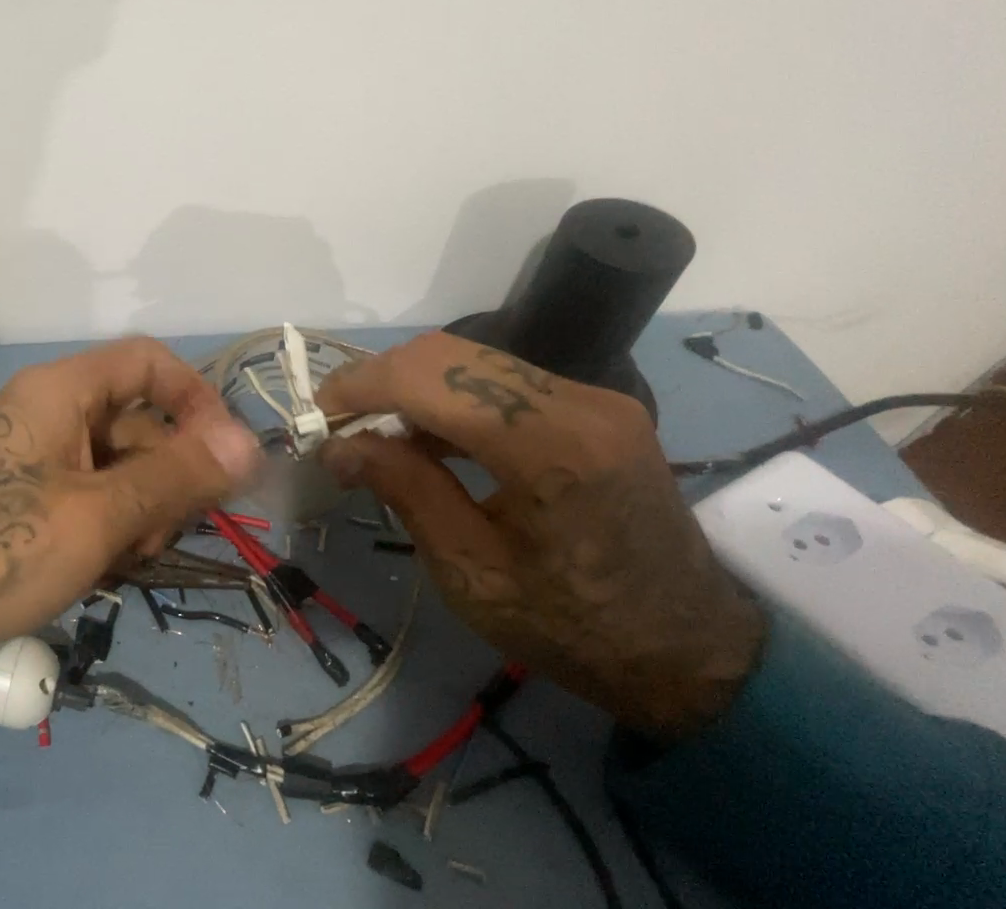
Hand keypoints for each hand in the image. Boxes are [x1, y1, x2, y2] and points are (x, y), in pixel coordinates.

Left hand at [0, 337, 261, 715]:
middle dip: (163, 478)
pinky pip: (84, 493)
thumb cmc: (0, 552)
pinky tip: (93, 568)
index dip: (195, 400)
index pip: (149, 362)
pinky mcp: (19, 494)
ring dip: (136, 511)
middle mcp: (45, 410)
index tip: (223, 460)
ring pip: (115, 465)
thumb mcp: (100, 516)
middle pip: (137, 421)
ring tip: (118, 562)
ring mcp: (30, 454)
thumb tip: (251, 440)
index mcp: (60, 391)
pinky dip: (103, 524)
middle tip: (156, 538)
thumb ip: (177, 475)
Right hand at [317, 332, 766, 738]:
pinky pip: (502, 382)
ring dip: (411, 388)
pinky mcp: (596, 410)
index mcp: (549, 447)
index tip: (314, 416)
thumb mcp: (472, 571)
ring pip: (472, 360)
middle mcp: (578, 402)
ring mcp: (593, 400)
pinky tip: (425, 441)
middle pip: (448, 354)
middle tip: (337, 427)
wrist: (690, 652)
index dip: (359, 386)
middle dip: (379, 381)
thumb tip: (339, 444)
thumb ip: (406, 490)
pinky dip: (449, 399)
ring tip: (372, 437)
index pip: (428, 377)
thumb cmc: (571, 627)